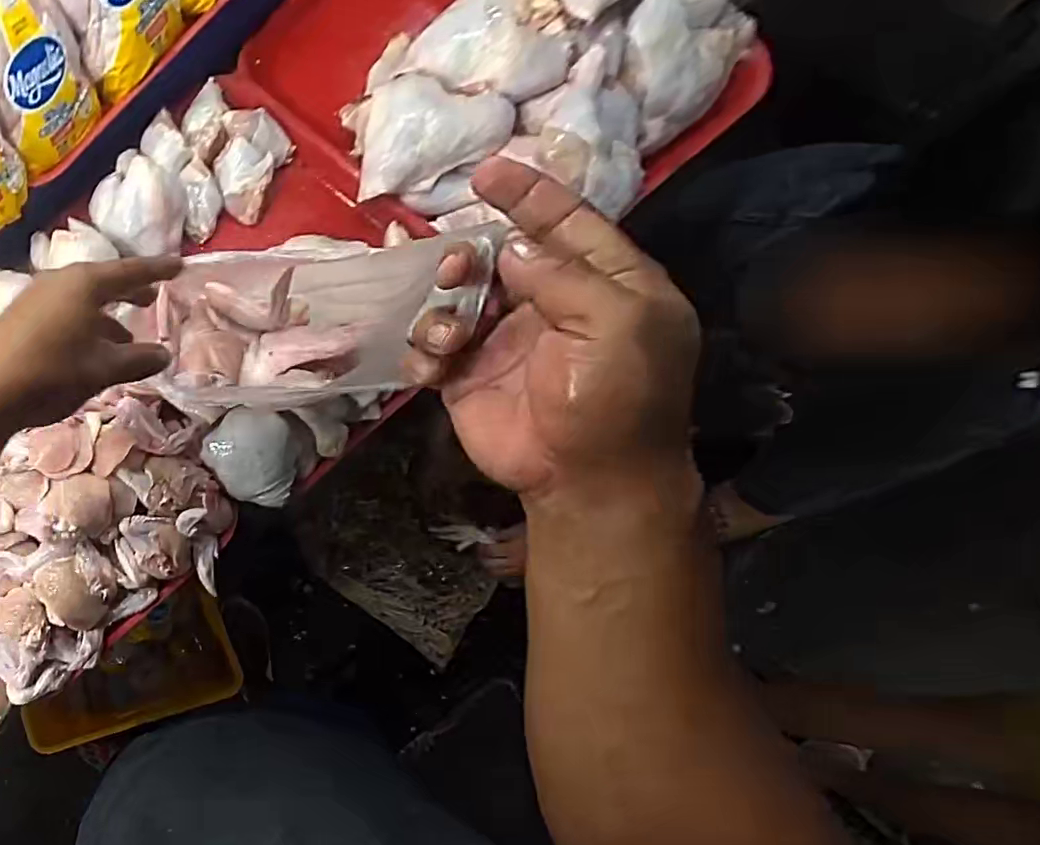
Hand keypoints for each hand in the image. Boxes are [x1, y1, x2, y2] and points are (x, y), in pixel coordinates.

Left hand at [0, 256, 179, 435]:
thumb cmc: (52, 374)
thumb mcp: (103, 370)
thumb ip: (138, 360)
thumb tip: (165, 354)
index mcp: (84, 285)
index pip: (130, 272)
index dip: (157, 270)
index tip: (179, 266)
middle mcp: (59, 282)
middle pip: (103, 281)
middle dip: (130, 291)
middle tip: (152, 296)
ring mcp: (36, 298)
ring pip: (83, 300)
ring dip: (108, 316)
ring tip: (127, 338)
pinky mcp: (21, 318)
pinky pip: (65, 312)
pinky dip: (86, 325)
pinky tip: (91, 350)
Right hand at [407, 158, 700, 503]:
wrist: (584, 480)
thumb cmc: (616, 399)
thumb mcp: (616, 325)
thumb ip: (566, 277)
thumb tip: (512, 248)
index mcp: (598, 283)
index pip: (563, 224)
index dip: (528, 195)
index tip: (488, 170)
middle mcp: (546, 307)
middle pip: (496, 259)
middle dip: (469, 257)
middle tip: (455, 268)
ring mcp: (503, 345)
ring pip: (456, 301)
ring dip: (442, 307)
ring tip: (451, 333)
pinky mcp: (467, 380)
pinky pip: (433, 350)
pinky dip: (423, 352)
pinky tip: (431, 367)